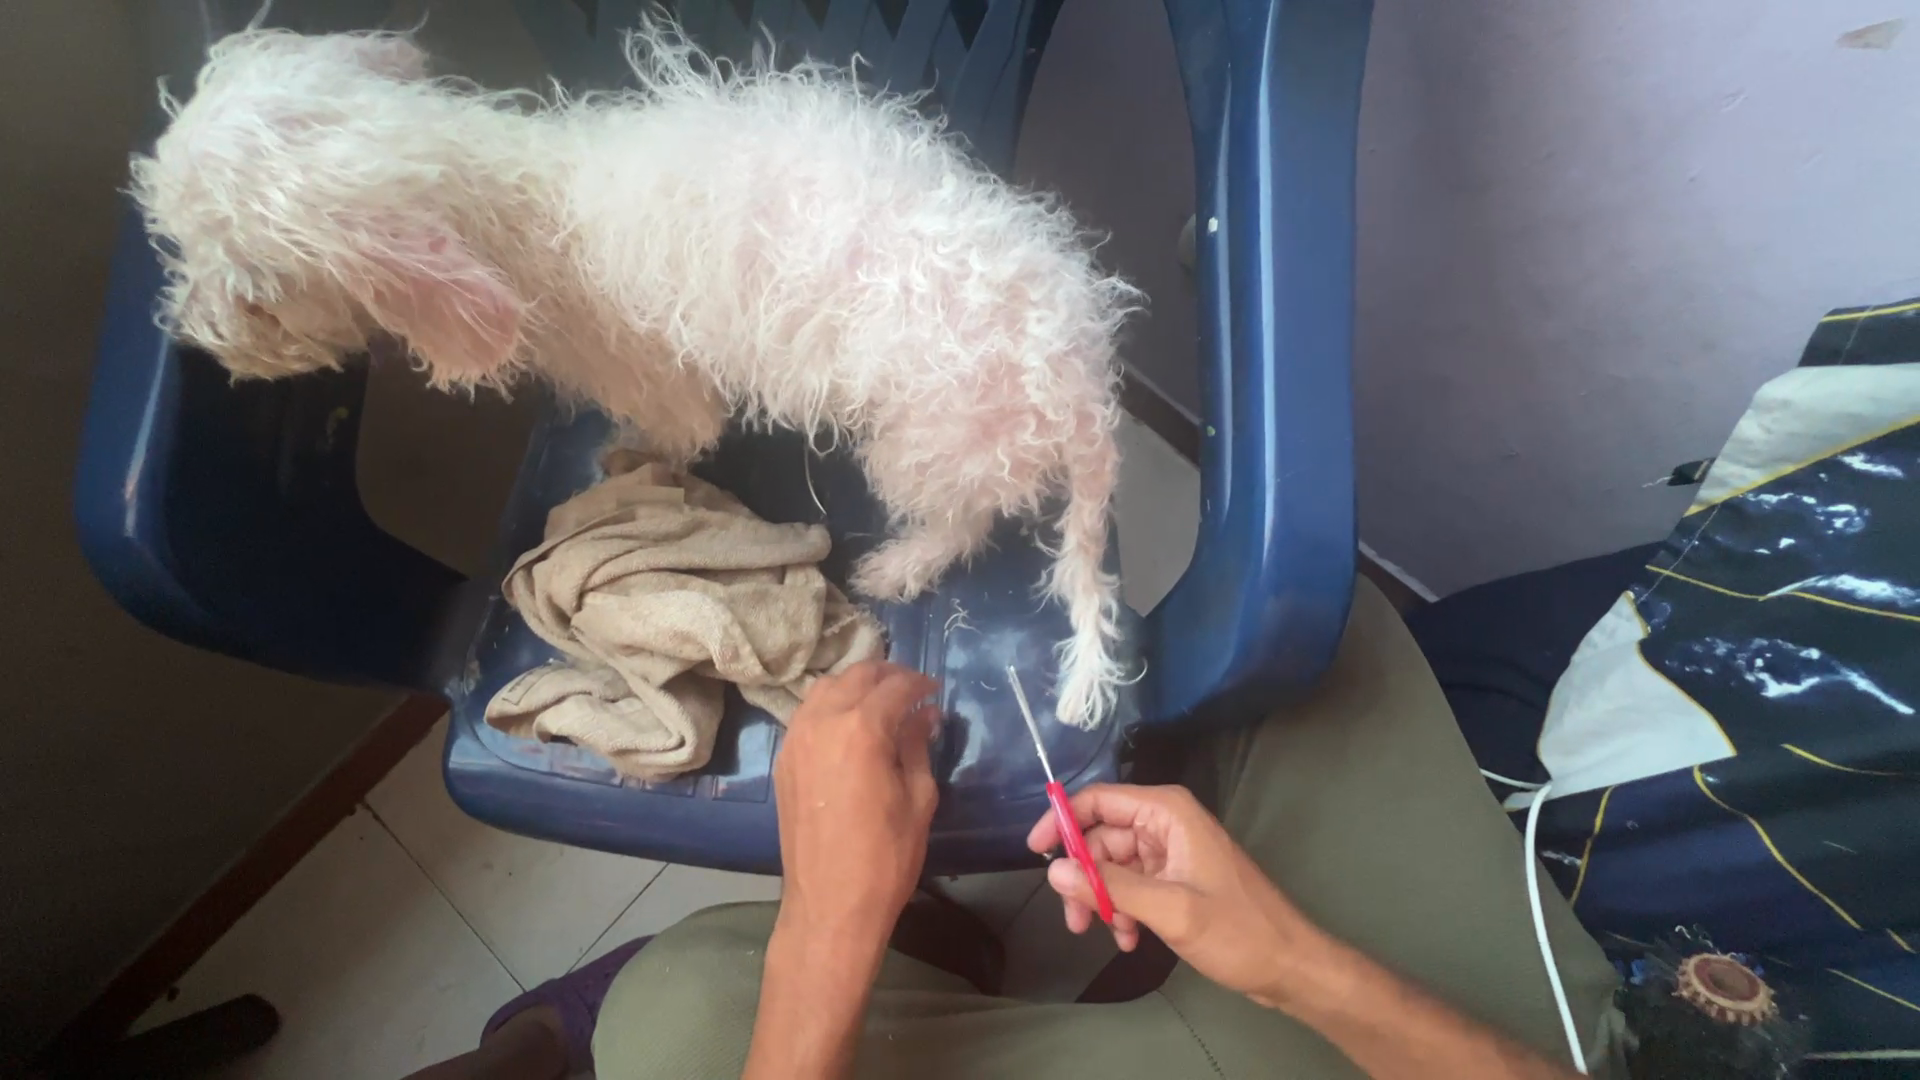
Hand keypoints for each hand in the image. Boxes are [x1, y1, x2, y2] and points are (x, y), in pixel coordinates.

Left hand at [774, 661, 940, 950]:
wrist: (830, 906)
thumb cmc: (886, 856)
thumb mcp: (918, 797)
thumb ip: (918, 745)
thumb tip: (924, 714)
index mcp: (862, 729)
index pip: (895, 686)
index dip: (920, 683)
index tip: (934, 691)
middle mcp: (823, 722)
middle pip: (857, 675)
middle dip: (888, 674)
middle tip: (911, 689)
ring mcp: (797, 739)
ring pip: (826, 687)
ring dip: (855, 685)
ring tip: (880, 701)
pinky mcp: (784, 759)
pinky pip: (808, 714)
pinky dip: (831, 706)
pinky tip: (850, 725)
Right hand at [1027, 783, 1320, 1008]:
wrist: (1291, 967)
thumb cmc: (1237, 930)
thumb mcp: (1170, 909)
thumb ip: (1110, 886)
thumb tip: (1055, 870)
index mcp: (1166, 811)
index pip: (1098, 800)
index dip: (1062, 820)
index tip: (1035, 851)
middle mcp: (1164, 822)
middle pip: (1102, 836)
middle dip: (1084, 875)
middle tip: (1073, 916)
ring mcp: (1169, 849)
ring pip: (1112, 864)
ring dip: (1103, 898)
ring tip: (1106, 933)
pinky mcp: (1173, 876)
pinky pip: (1131, 883)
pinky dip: (1122, 908)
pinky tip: (1128, 938)